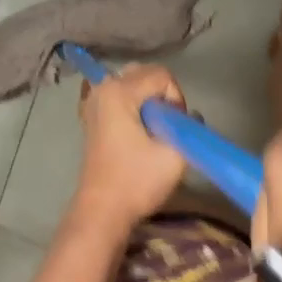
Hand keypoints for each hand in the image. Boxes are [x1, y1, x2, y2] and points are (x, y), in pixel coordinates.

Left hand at [73, 64, 186, 228]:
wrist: (102, 208)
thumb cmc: (136, 181)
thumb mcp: (174, 157)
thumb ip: (188, 128)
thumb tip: (190, 116)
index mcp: (119, 91)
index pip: (161, 75)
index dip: (175, 98)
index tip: (175, 127)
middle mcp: (103, 87)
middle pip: (143, 73)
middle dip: (162, 96)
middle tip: (166, 127)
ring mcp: (94, 99)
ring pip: (130, 82)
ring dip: (147, 100)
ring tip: (153, 130)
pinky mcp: (91, 114)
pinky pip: (118, 95)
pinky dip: (132, 105)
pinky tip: (136, 132)